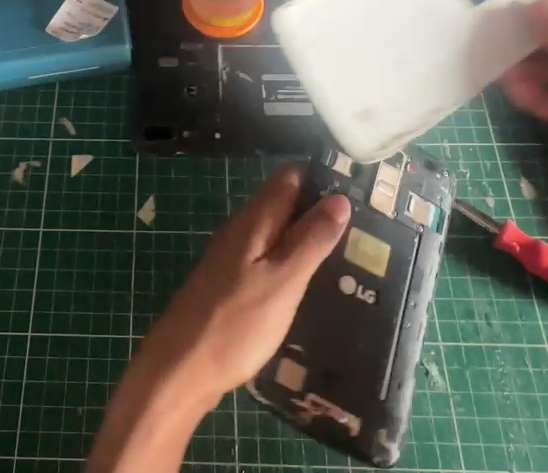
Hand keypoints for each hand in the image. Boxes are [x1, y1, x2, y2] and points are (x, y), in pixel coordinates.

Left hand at [129, 165, 351, 411]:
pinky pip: (267, 257)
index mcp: (254, 220)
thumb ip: (310, 239)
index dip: (323, 178)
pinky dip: (291, 260)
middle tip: (366, 229)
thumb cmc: (235, 324)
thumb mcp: (283, 281)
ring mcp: (233, 256)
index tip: (361, 192)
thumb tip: (340, 198)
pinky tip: (311, 282)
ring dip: (308, 236)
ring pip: (277, 231)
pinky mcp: (231, 282)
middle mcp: (241, 229)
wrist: (180, 369)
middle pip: (284, 202)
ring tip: (350, 255)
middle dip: (320, 208)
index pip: (290, 177)